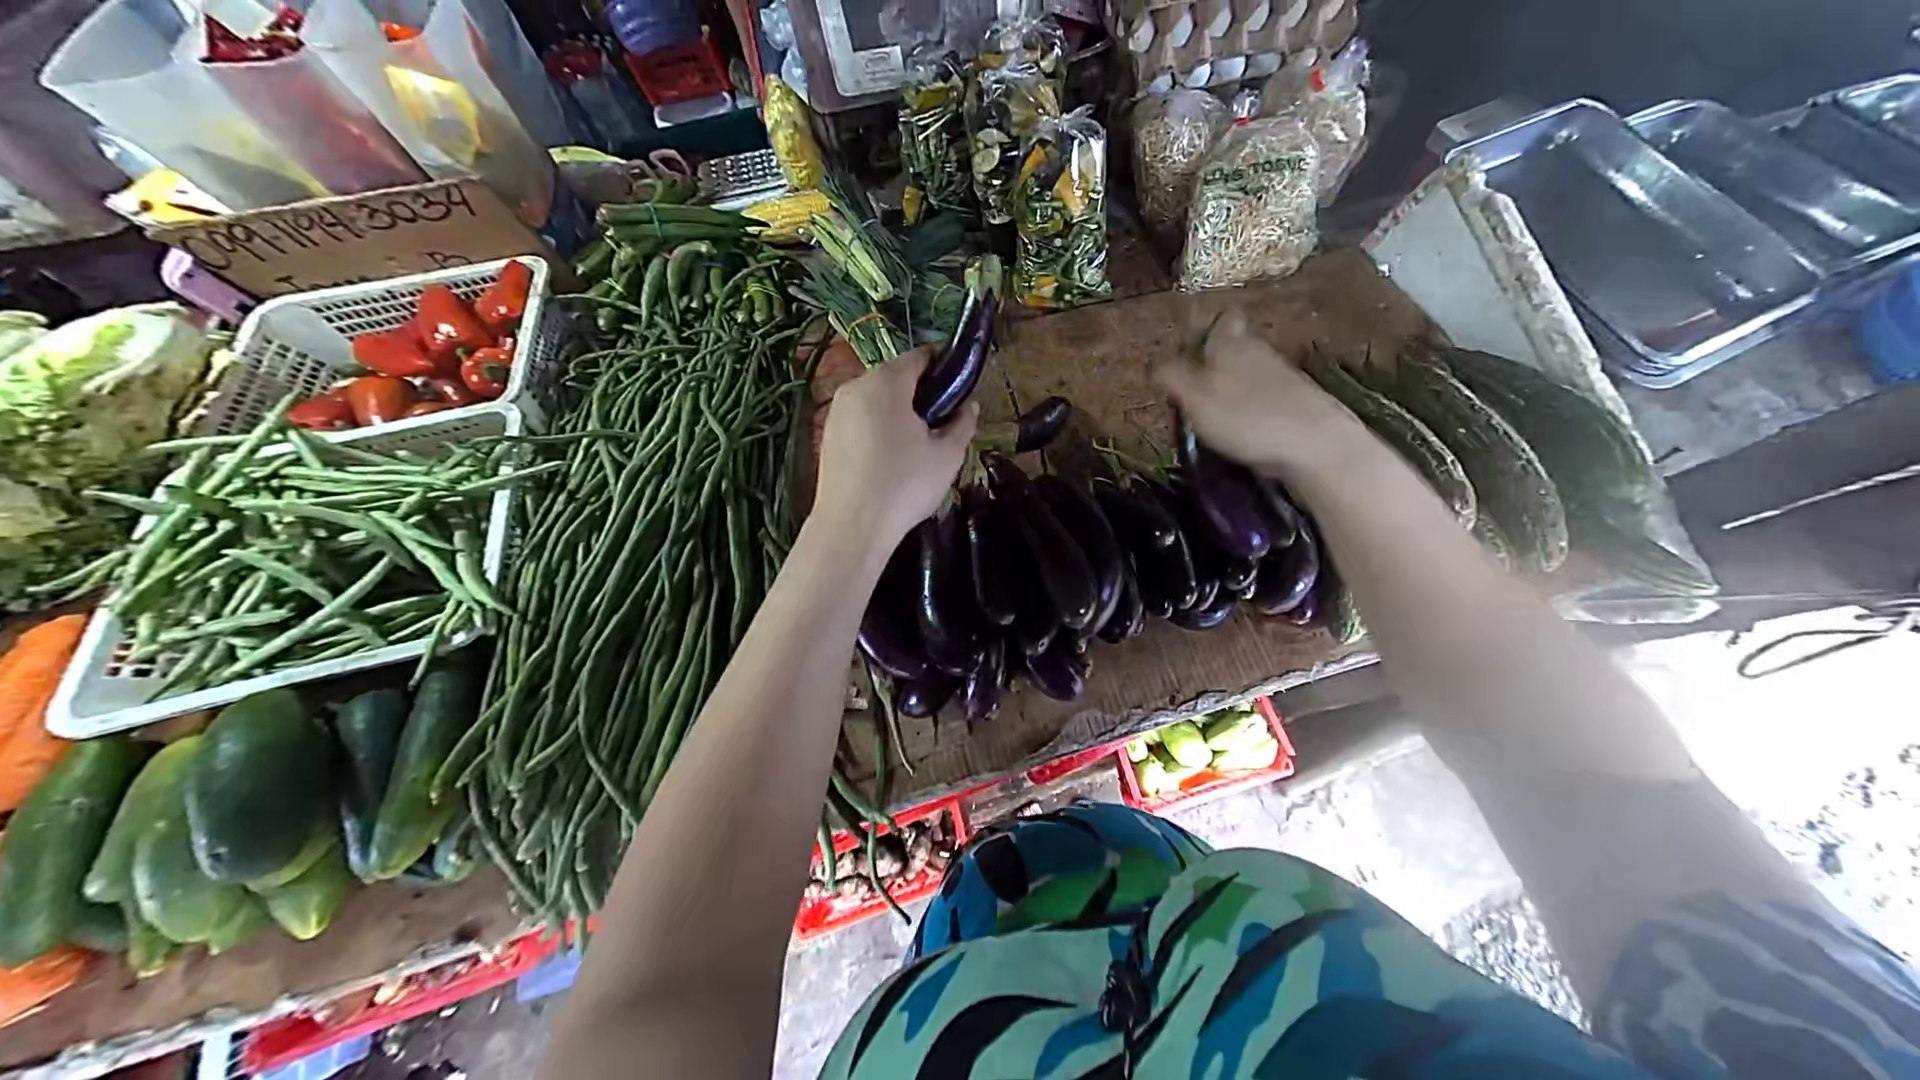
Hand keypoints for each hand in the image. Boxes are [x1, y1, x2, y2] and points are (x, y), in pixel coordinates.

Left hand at [811, 347, 977, 545]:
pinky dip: (878, 428)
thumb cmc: (905, 486)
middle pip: (895, 377)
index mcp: (886, 382)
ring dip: (898, 411)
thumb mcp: (947, 456)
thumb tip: (969, 406)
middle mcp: (855, 387)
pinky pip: (860, 420)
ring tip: (918, 445)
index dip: (944, 367)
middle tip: (942, 422)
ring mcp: (836, 411)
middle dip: (921, 392)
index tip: (959, 388)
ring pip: (876, 399)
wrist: (852, 527)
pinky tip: (891, 459)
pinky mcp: (827, 435)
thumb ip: (963, 423)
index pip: (920, 357)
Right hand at [1156, 311, 1367, 478]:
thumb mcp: (1195, 399)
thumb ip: (1173, 378)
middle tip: (1193, 394)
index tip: (1192, 349)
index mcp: (1231, 346)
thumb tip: (1156, 364)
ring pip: (1250, 374)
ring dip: (1232, 390)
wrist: (1315, 444)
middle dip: (1215, 366)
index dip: (1208, 328)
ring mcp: (1282, 377)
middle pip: (1235, 348)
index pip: (1222, 320)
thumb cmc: (1246, 418)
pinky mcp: (1297, 403)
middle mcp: (1259, 352)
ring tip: (1214, 419)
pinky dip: (1251, 410)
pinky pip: (1265, 399)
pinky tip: (1243, 432)